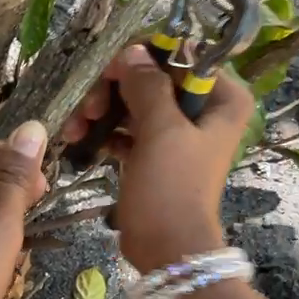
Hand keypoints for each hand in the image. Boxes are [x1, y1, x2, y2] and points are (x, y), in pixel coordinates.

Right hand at [60, 45, 254, 271]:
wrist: (167, 247)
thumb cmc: (171, 187)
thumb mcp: (160, 131)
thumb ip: (147, 86)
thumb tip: (131, 52)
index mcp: (222, 97)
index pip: (180, 57)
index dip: (140, 59)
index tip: (106, 73)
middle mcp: (203, 109)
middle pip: (152, 80)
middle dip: (114, 90)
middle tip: (87, 109)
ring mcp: (176, 134)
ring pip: (134, 105)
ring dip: (102, 112)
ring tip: (76, 128)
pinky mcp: (153, 156)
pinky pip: (126, 131)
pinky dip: (105, 133)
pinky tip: (82, 141)